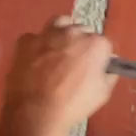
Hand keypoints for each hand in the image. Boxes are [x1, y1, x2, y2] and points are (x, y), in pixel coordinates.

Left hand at [0, 17, 114, 135]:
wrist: (36, 113)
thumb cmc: (73, 105)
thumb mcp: (102, 94)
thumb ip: (109, 74)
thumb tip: (109, 66)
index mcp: (95, 44)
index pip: (104, 44)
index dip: (100, 57)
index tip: (95, 69)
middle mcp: (73, 32)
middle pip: (83, 31)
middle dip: (82, 44)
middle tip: (76, 63)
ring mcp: (48, 34)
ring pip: (60, 23)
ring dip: (62, 32)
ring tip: (59, 50)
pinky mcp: (26, 40)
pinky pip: (35, 37)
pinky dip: (37, 45)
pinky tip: (36, 59)